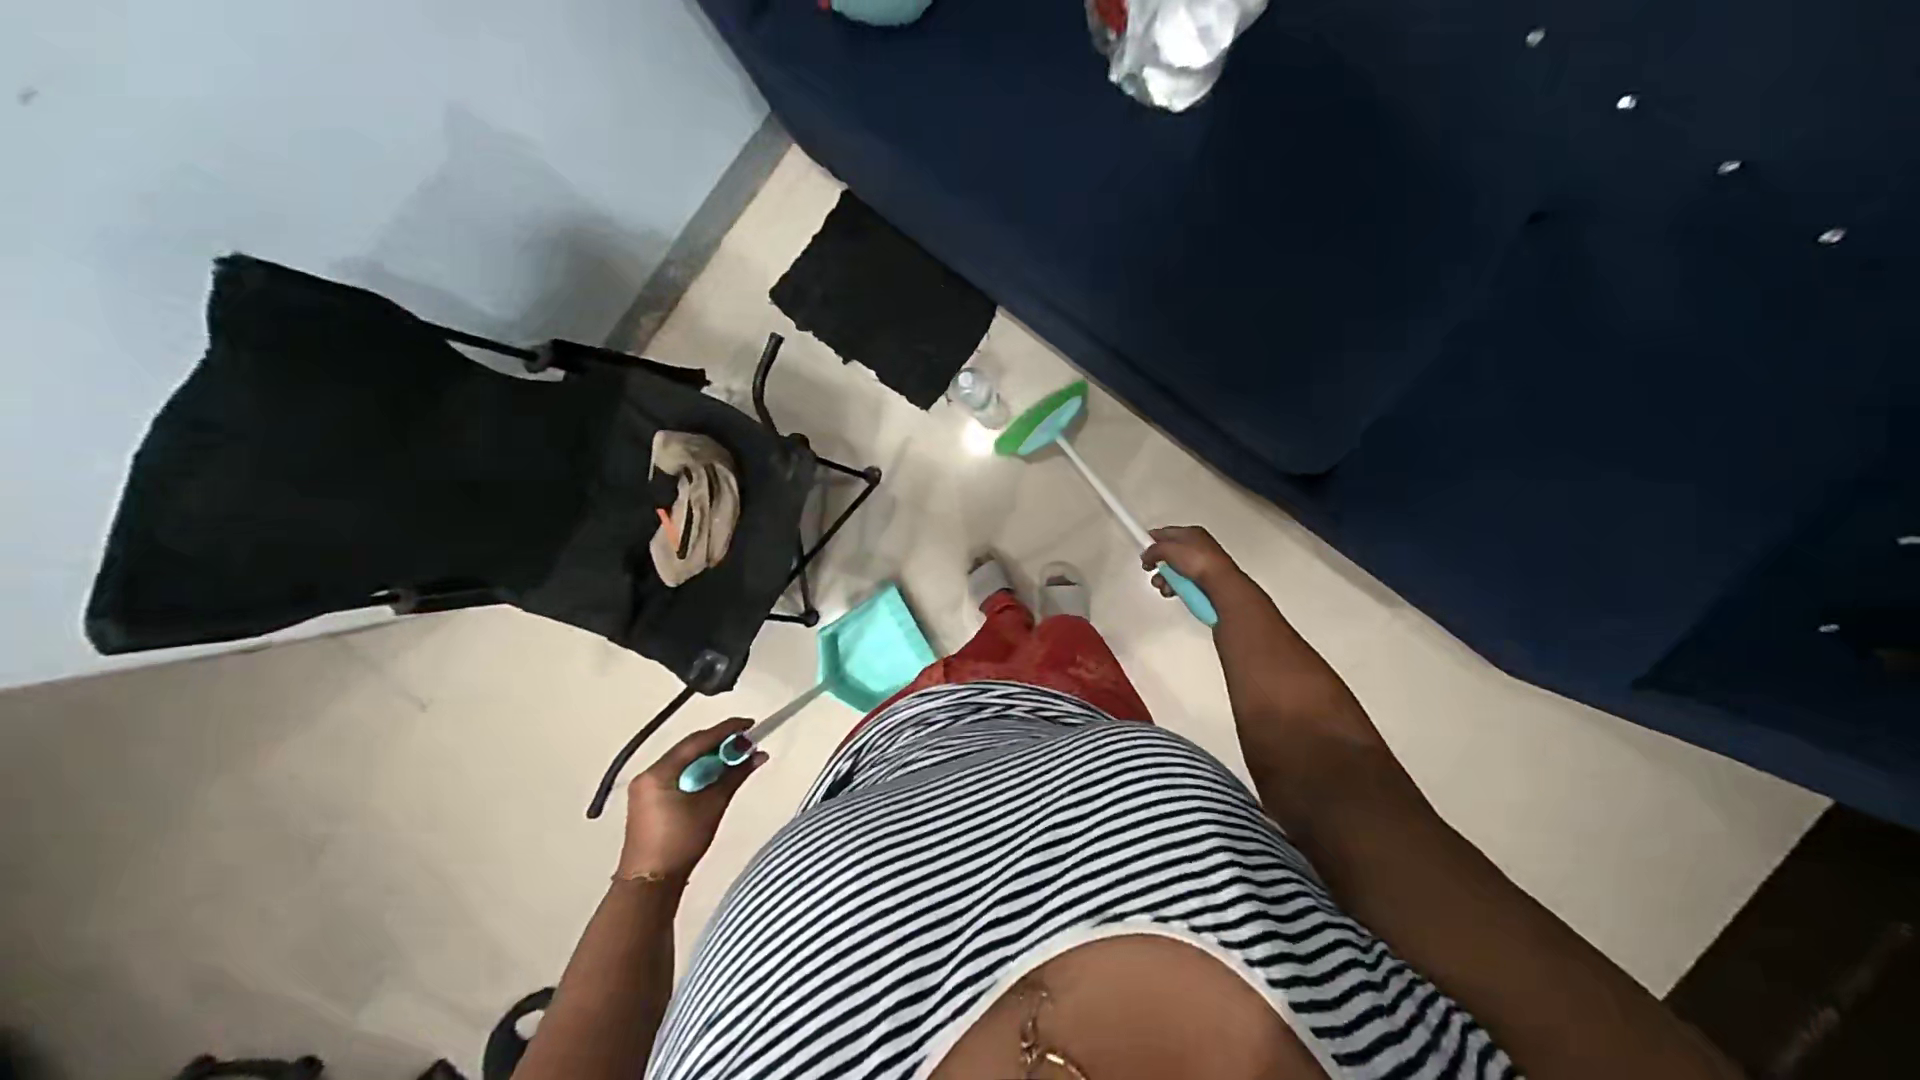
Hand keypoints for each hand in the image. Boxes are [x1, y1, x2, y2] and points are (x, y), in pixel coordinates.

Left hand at [616, 718, 766, 882]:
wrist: (650, 883)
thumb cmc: (681, 842)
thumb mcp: (712, 805)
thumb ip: (735, 775)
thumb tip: (759, 755)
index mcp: (659, 772)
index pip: (697, 741)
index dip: (726, 730)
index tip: (750, 724)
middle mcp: (649, 774)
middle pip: (689, 749)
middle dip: (719, 744)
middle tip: (746, 743)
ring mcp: (647, 787)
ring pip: (685, 762)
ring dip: (710, 758)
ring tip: (736, 758)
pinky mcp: (650, 799)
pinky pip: (679, 774)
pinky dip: (699, 772)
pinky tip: (717, 774)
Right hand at [1141, 525, 1247, 596]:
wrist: (1219, 584)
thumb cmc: (1200, 561)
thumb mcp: (1168, 549)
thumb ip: (1153, 550)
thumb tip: (1146, 554)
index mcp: (1191, 533)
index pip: (1165, 533)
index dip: (1151, 540)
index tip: (1141, 547)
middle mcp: (1196, 547)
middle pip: (1167, 555)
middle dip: (1157, 565)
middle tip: (1152, 569)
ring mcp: (1199, 565)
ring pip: (1173, 571)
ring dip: (1164, 579)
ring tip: (1164, 585)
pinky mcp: (1201, 581)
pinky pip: (1180, 583)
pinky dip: (1173, 587)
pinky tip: (1172, 591)